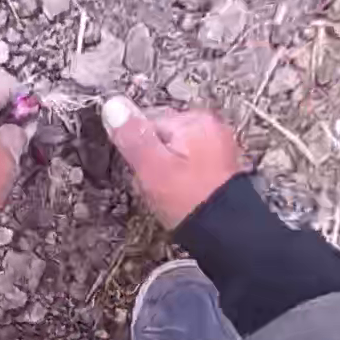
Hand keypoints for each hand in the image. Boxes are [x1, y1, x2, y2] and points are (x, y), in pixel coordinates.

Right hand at [101, 96, 242, 228]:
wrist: (226, 234)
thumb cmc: (189, 201)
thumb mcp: (152, 167)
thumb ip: (133, 135)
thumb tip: (112, 104)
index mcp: (195, 120)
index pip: (147, 123)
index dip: (138, 152)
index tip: (142, 173)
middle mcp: (211, 127)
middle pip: (161, 138)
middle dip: (152, 162)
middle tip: (156, 187)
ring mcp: (218, 147)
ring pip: (173, 154)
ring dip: (165, 173)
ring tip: (169, 195)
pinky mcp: (219, 168)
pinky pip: (188, 167)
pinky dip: (180, 181)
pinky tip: (181, 197)